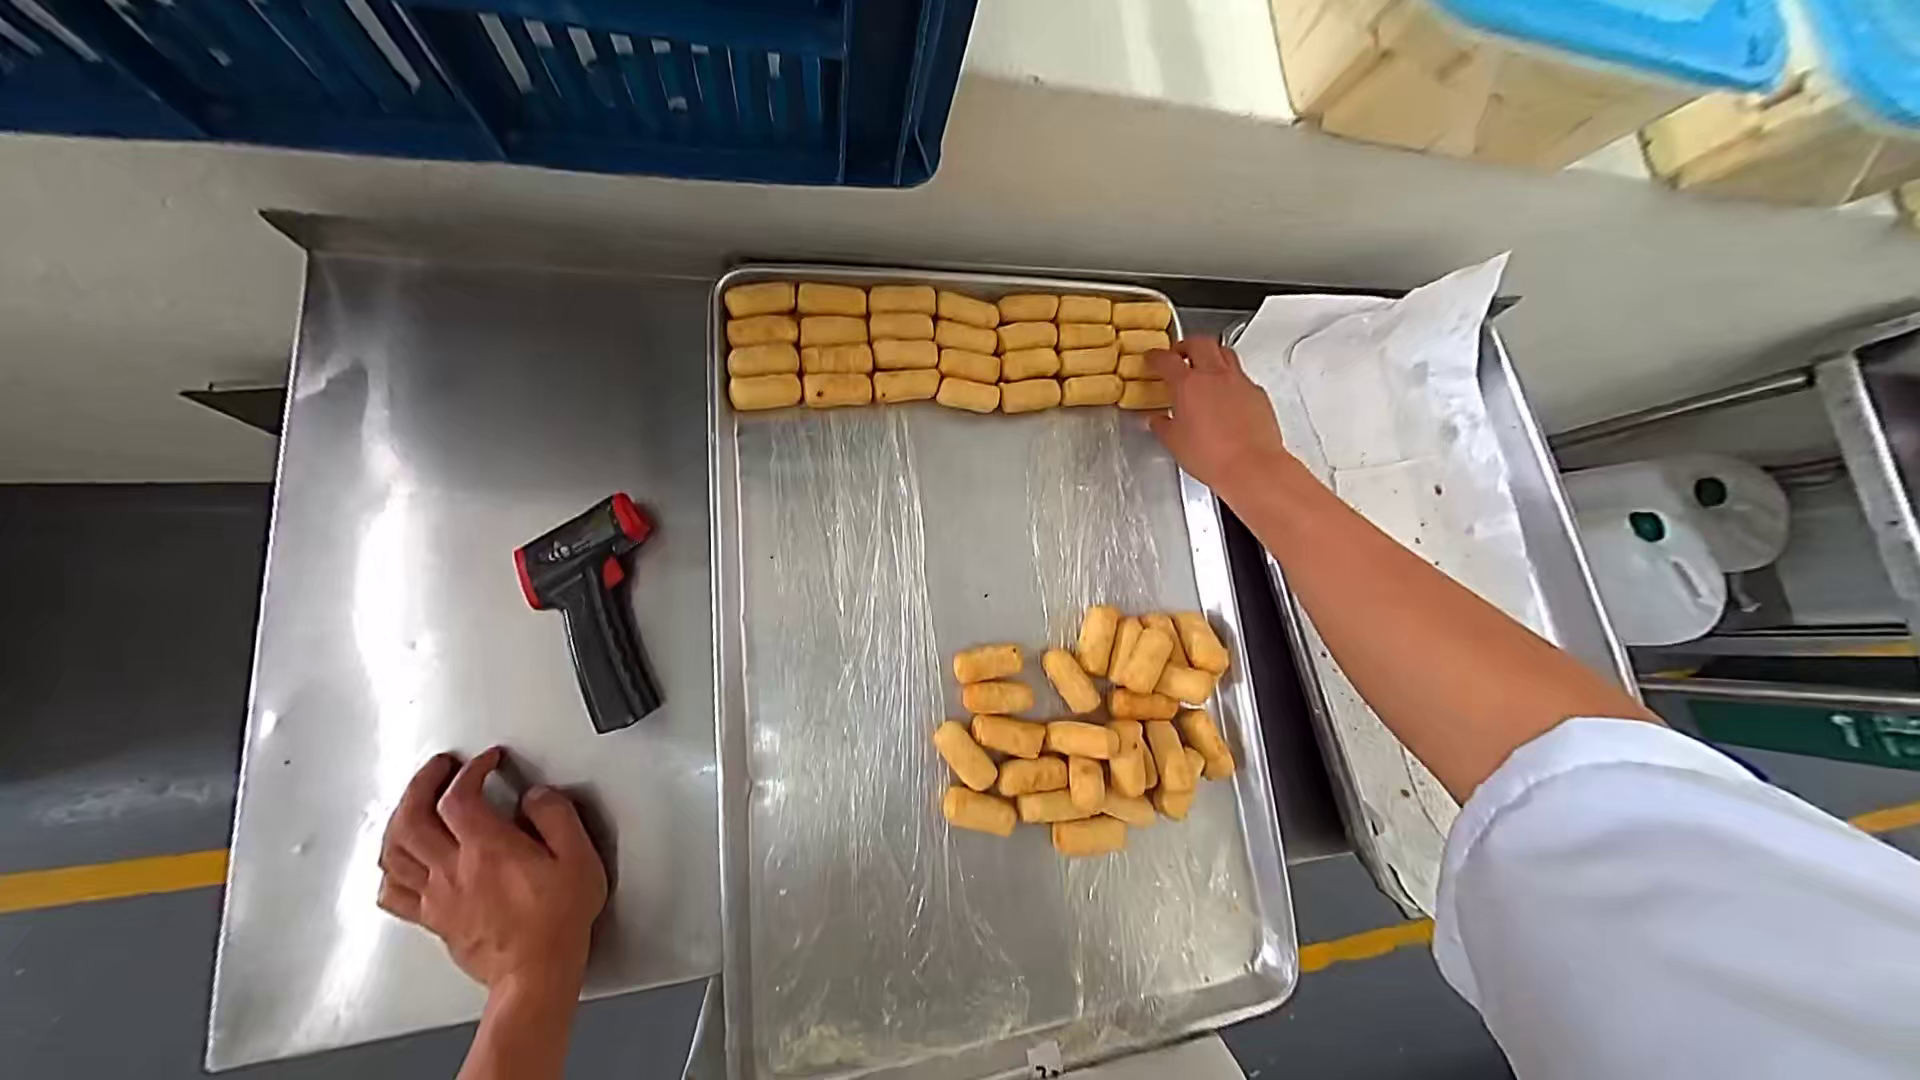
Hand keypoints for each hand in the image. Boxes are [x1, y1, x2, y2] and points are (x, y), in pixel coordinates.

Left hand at [378, 748, 607, 994]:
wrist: (536, 968)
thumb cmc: (558, 916)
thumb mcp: (577, 855)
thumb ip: (557, 816)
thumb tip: (537, 795)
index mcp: (488, 850)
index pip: (460, 797)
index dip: (472, 770)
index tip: (488, 760)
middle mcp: (453, 870)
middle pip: (412, 818)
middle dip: (423, 784)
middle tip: (440, 767)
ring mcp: (437, 896)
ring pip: (393, 851)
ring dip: (399, 817)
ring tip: (415, 800)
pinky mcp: (432, 918)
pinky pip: (393, 890)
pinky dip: (389, 865)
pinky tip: (400, 857)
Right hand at [1144, 338, 1297, 502]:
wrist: (1250, 466)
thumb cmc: (1212, 455)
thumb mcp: (1174, 442)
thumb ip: (1163, 425)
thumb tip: (1159, 421)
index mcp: (1188, 385)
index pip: (1166, 360)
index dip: (1155, 356)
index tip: (1152, 358)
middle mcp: (1215, 376)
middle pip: (1200, 342)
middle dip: (1185, 345)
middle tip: (1178, 353)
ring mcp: (1239, 382)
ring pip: (1225, 352)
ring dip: (1211, 353)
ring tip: (1204, 364)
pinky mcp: (1256, 393)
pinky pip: (1242, 375)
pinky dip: (1230, 377)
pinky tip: (1226, 391)